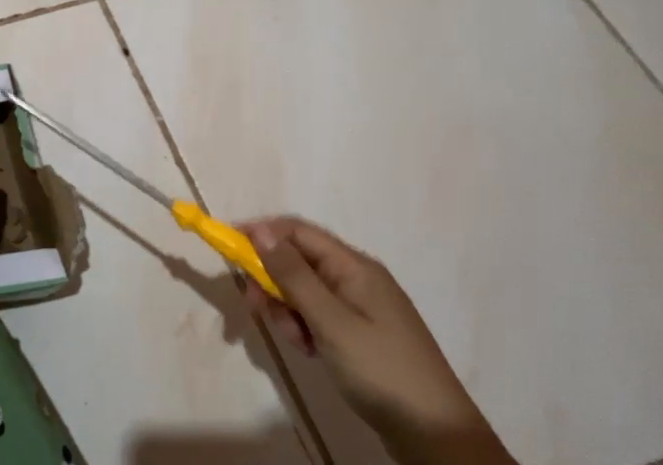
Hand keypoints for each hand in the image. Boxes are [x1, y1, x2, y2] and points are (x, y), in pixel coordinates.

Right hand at [240, 218, 515, 464]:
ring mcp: (361, 307)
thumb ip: (292, 274)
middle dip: (271, 280)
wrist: (435, 433)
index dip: (260, 234)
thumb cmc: (380, 368)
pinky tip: (310, 350)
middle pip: (297, 261)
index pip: (297, 231)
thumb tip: (259, 229)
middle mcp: (357, 278)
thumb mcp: (330, 320)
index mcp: (355, 267)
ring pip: (304, 291)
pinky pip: (318, 315)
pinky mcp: (360, 333)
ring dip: (287, 309)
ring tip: (296, 341)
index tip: (227, 251)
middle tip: (257, 309)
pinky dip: (304, 327)